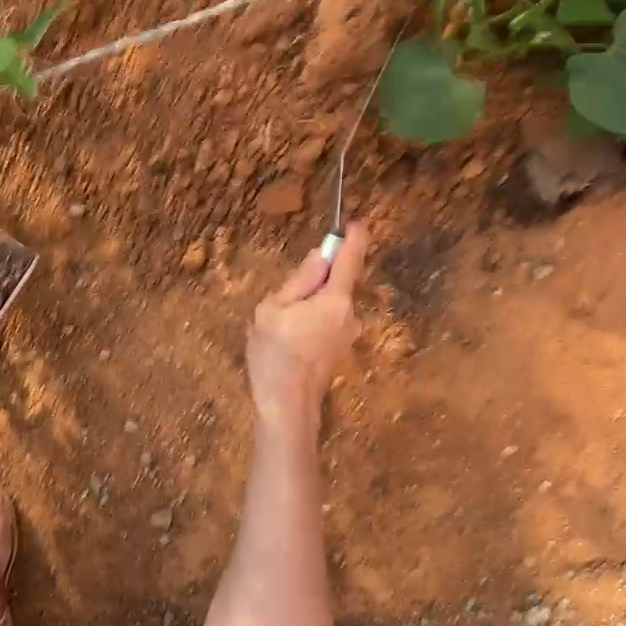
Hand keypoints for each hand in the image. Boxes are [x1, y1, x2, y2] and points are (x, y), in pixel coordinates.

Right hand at [246, 223, 368, 430]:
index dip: (353, 238)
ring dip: (308, 307)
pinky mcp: (340, 349)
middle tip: (281, 301)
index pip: (350, 259)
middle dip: (313, 284)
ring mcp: (348, 333)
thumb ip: (297, 282)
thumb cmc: (275, 354)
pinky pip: (326, 323)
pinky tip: (287, 342)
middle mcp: (351, 313)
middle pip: (336, 284)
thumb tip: (319, 258)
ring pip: (329, 306)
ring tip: (278, 328)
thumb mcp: (272, 311)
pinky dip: (309, 323)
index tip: (354, 223)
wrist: (287, 403)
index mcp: (335, 299)